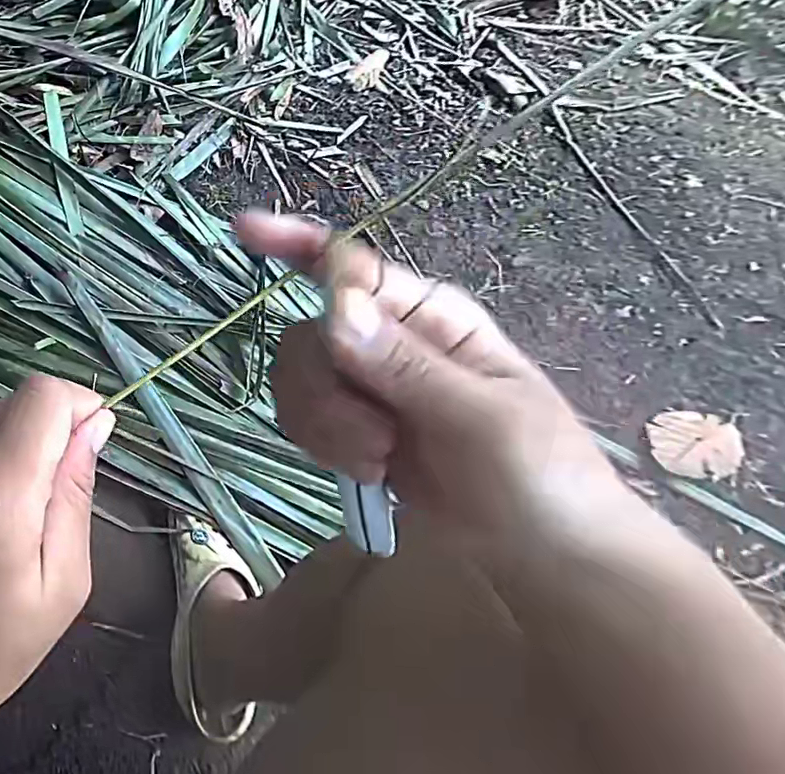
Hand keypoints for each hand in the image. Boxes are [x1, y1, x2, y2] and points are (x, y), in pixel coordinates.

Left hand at [0, 376, 113, 769]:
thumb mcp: (61, 587)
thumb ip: (77, 493)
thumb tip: (95, 422)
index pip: (42, 398)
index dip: (78, 404)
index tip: (92, 434)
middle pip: (16, 399)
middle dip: (49, 426)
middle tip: (53, 487)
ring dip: (15, 437)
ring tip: (14, 502)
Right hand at [235, 212, 649, 567]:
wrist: (540, 557)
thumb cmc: (539, 475)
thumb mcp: (484, 418)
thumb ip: (405, 365)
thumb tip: (335, 310)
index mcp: (426, 314)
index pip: (349, 266)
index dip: (293, 241)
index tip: (244, 228)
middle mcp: (383, 336)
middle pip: (308, 334)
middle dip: (328, 391)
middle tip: (378, 438)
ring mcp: (358, 380)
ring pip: (295, 376)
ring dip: (327, 425)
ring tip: (381, 460)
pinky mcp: (341, 420)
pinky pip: (295, 412)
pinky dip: (321, 444)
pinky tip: (368, 471)